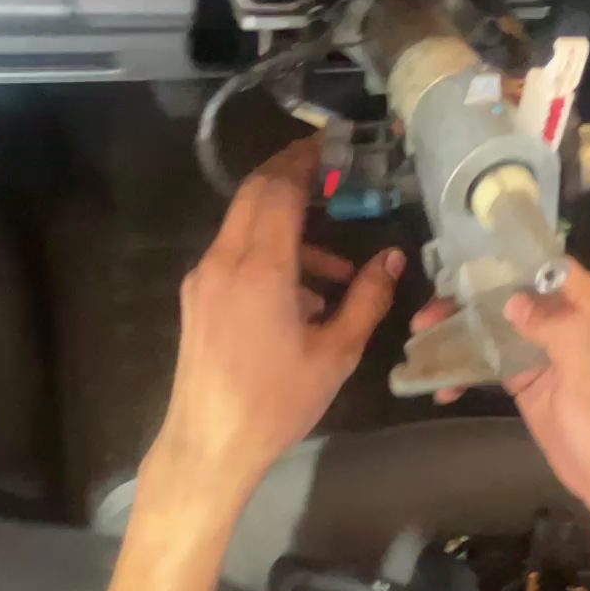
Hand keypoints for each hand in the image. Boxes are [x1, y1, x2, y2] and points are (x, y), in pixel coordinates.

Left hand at [153, 139, 404, 494]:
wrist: (210, 445)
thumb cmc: (277, 402)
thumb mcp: (336, 353)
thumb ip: (367, 299)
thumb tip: (392, 259)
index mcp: (260, 268)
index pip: (279, 189)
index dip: (305, 160)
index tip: (331, 145)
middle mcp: (223, 261)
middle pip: (254, 195)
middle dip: (291, 177)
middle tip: (332, 175)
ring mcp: (203, 279)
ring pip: (244, 227)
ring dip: (288, 230)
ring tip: (337, 272)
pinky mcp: (197, 300)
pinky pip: (235, 257)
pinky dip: (269, 257)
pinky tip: (302, 300)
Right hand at [412, 258, 589, 510]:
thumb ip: (559, 332)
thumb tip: (514, 301)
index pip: (550, 267)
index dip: (509, 259)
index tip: (464, 260)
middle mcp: (565, 321)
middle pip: (511, 294)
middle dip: (468, 299)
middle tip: (428, 313)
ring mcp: (541, 350)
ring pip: (494, 326)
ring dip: (459, 332)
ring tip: (421, 340)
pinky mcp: (525, 378)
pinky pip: (489, 362)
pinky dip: (464, 369)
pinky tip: (441, 385)